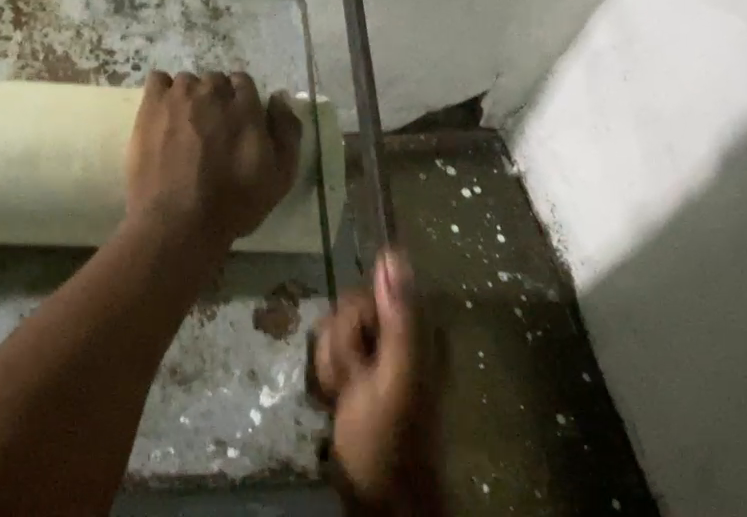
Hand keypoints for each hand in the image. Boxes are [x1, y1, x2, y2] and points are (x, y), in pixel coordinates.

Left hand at [125, 71, 302, 247]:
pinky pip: (158, 80)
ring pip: (188, 81)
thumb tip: (279, 96)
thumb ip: (286, 131)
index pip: (244, 81)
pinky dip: (162, 92)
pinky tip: (163, 115)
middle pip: (215, 80)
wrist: (178, 221)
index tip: (234, 122)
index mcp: (246, 107)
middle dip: (215, 98)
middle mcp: (214, 93)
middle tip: (211, 128)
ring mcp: (180, 97)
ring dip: (189, 96)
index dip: (240, 100)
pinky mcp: (151, 106)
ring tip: (184, 125)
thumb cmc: (235, 204)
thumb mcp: (280, 176)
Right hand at [314, 252, 443, 515]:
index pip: (370, 291)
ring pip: (333, 330)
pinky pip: (329, 352)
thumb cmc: (390, 439)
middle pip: (347, 308)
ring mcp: (377, 354)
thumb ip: (399, 317)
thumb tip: (393, 253)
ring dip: (332, 365)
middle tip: (353, 382)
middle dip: (341, 345)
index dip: (355, 320)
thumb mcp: (398, 377)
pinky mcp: (357, 372)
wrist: (380, 496)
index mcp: (418, 328)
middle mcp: (399, 333)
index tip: (360, 350)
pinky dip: (328, 377)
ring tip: (345, 396)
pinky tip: (337, 400)